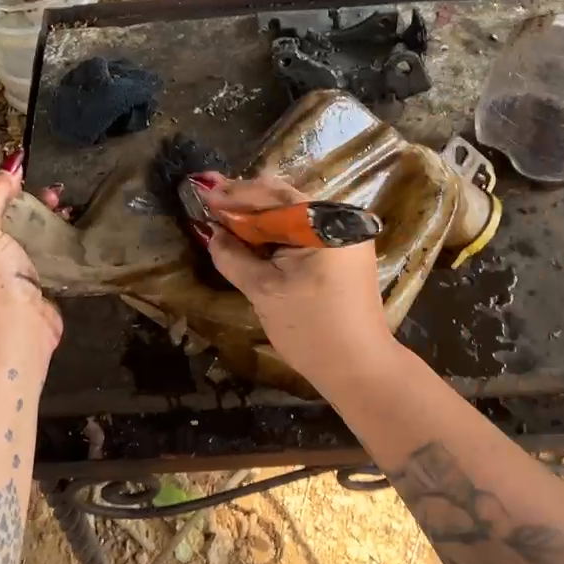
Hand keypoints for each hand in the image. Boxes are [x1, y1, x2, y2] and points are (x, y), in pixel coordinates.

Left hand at [0, 165, 62, 372]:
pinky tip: (60, 210)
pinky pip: (29, 237)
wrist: (15, 338)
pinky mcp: (17, 272)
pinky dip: (43, 222)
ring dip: (29, 203)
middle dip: (3, 186)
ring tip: (50, 192)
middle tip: (21, 168)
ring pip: (7, 221)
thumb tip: (8, 168)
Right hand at [194, 173, 396, 384]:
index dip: (235, 194)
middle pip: (284, 200)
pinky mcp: (342, 253)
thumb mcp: (263, 290)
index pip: (273, 195)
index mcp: (326, 223)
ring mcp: (345, 236)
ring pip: (292, 215)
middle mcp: (341, 219)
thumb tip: (211, 233)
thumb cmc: (311, 329)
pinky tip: (251, 236)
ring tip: (224, 216)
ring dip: (258, 217)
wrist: (359, 369)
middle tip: (210, 202)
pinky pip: (303, 232)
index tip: (204, 194)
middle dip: (245, 202)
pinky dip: (276, 233)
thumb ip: (233, 256)